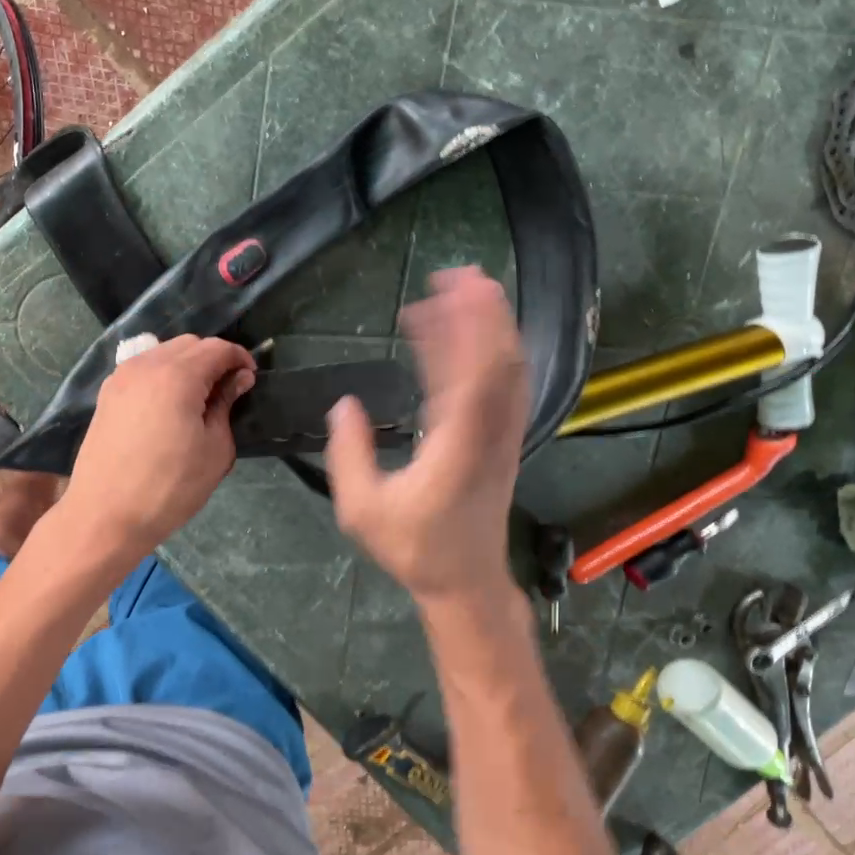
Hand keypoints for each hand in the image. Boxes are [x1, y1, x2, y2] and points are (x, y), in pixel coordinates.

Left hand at [56, 335, 255, 559]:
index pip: (216, 348)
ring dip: (186, 365)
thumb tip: (237, 380)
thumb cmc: (169, 488)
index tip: (250, 379)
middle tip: (227, 390)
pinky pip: (142, 370)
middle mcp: (145, 365)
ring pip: (162, 353)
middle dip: (213, 358)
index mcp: (177, 375)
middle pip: (188, 344)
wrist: (105, 515)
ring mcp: (121, 378)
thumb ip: (226, 406)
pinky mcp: (107, 394)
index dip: (239, 358)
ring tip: (199, 398)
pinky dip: (162, 375)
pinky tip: (169, 405)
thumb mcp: (214, 450)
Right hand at [326, 266, 530, 602]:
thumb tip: (345, 404)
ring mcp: (502, 437)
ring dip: (493, 326)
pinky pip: (507, 387)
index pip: (468, 379)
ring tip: (469, 288)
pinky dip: (494, 352)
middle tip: (458, 273)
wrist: (464, 581)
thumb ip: (349, 454)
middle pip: (498, 363)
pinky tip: (477, 332)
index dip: (461, 331)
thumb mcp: (362, 508)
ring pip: (509, 371)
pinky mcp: (504, 441)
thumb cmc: (412, 546)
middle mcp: (488, 434)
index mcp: (455, 448)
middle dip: (482, 314)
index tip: (441, 294)